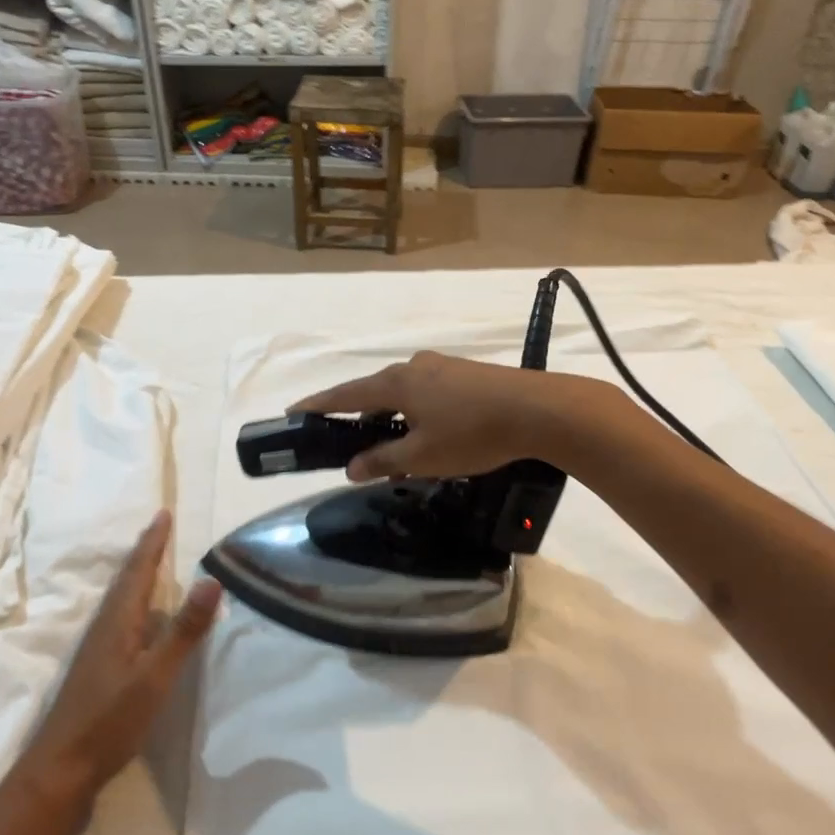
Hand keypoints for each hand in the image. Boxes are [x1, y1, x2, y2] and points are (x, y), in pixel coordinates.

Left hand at [27, 511, 221, 804]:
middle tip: (160, 529)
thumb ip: (184, 631)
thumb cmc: (109, 721)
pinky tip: (144, 622)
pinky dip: (138, 607)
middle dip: (144, 554)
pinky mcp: (99, 672)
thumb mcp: (155, 676)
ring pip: (122, 603)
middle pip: (127, 582)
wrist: (61, 770)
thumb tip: (212, 579)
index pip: (138, 572)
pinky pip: (123, 622)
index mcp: (118, 624)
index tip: (162, 513)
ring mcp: (99, 652)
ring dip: (139, 578)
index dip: (152, 543)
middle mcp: (105, 630)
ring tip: (154, 564)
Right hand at [290, 352, 623, 480]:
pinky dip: (417, 416)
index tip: (294, 414)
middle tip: (350, 446)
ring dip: (393, 421)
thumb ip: (383, 460)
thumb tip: (352, 467)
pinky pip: (428, 396)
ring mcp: (443, 368)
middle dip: (361, 419)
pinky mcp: (467, 375)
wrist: (540, 411)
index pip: (344, 394)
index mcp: (395, 383)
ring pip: (404, 395)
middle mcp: (414, 367)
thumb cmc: (472, 434)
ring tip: (394, 452)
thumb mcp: (422, 456)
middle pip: (375, 393)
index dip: (318, 406)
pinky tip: (430, 439)